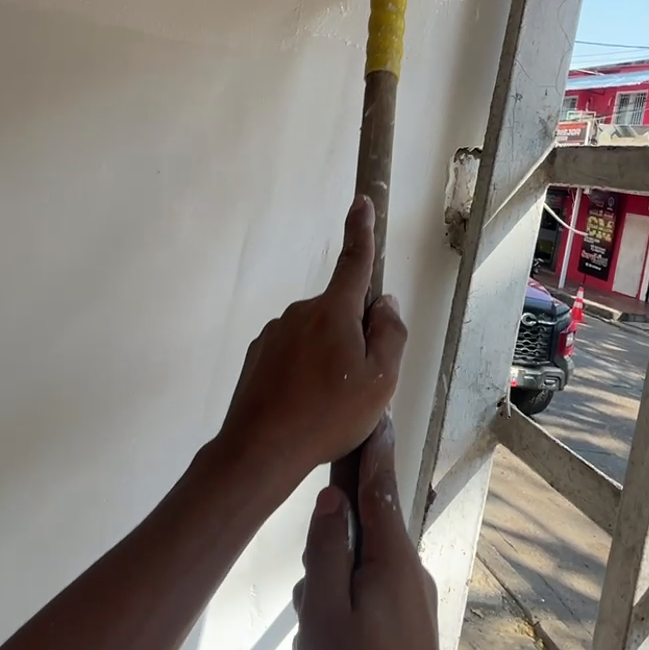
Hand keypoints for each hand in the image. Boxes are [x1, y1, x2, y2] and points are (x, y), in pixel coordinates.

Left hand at [217, 196, 405, 484]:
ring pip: (317, 336)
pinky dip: (304, 372)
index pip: (355, 261)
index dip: (362, 230)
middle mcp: (301, 311)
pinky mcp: (258, 354)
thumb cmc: (328, 415)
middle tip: (358, 385)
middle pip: (340, 311)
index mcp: (333, 311)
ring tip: (328, 404)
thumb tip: (384, 303)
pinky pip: (293, 353)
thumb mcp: (380, 380)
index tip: (362, 201)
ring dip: (328, 358)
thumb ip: (390, 335)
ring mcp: (275, 332)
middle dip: (355, 335)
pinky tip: (304, 404)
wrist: (261, 448)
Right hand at [294, 414, 440, 649]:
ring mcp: (413, 606)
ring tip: (319, 640)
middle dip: (329, 552)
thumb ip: (325, 550)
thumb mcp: (324, 612)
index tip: (377, 416)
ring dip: (331, 592)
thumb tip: (332, 497)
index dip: (374, 452)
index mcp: (393, 562)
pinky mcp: (410, 633)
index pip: (380, 489)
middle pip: (363, 534)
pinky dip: (345, 612)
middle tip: (311, 598)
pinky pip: (370, 601)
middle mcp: (411, 575)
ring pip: (361, 572)